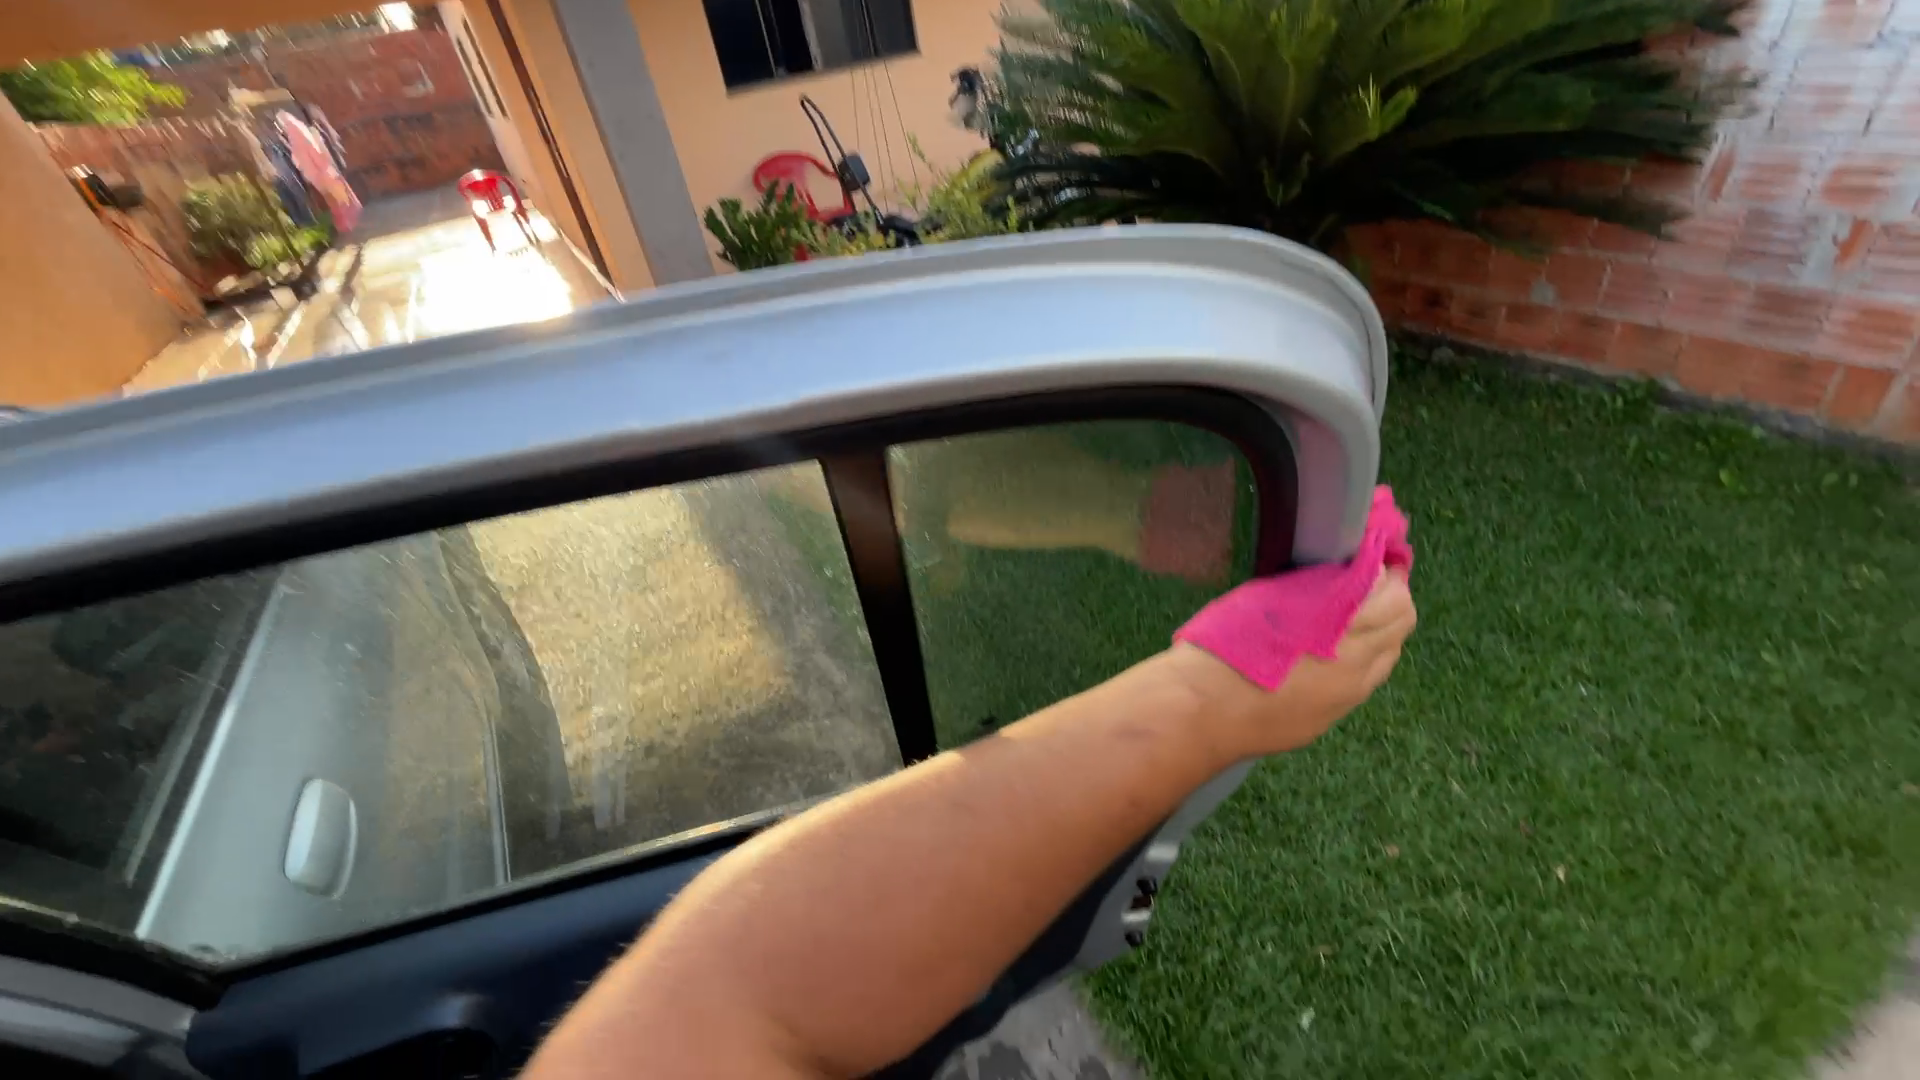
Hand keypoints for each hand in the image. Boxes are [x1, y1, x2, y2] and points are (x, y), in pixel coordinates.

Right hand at [1165, 569, 1414, 759]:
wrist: (1202, 709)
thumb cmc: (1224, 643)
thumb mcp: (1268, 597)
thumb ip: (1314, 588)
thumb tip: (1346, 577)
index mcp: (1342, 627)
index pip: (1396, 596)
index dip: (1388, 574)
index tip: (1371, 559)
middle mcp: (1358, 664)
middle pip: (1401, 628)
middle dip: (1389, 602)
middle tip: (1361, 585)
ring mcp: (1346, 698)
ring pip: (1384, 659)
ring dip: (1375, 635)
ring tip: (1340, 620)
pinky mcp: (1327, 721)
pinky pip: (1358, 686)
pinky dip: (1352, 665)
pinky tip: (1318, 658)